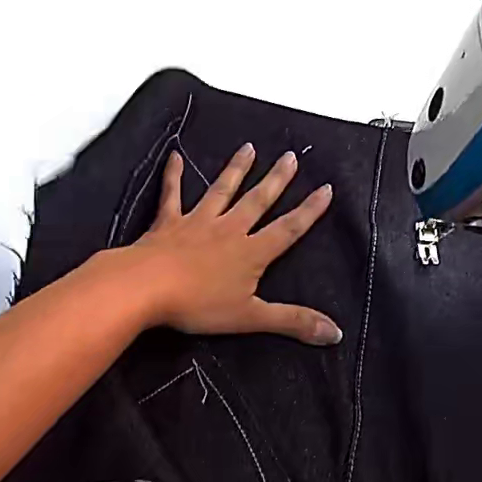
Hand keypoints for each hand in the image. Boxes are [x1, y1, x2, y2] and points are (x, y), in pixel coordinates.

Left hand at [116, 143, 340, 345]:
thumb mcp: (251, 317)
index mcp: (251, 252)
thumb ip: (293, 321)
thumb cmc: (198, 304)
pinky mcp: (168, 222)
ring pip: (222, 190)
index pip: (288, 229)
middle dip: (277, 179)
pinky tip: (174, 156)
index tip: (326, 188)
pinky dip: (173, 175)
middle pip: (258, 201)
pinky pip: (172, 194)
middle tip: (291, 156)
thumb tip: (336, 333)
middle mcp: (229, 230)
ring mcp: (198, 222)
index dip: (309, 211)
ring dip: (237, 169)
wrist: (146, 287)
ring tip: (249, 148)